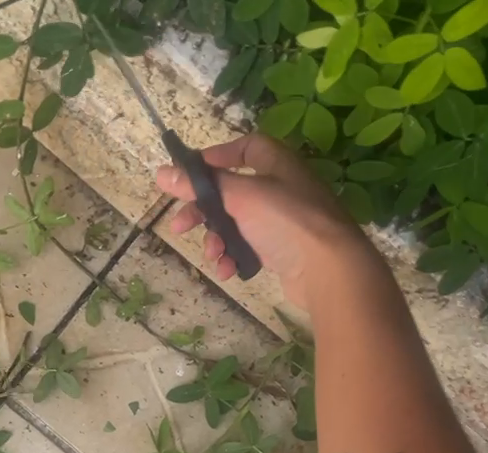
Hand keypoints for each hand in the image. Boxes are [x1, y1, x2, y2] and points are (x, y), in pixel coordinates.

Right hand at [154, 134, 373, 312]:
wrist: (326, 266)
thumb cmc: (285, 220)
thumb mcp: (239, 197)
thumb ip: (200, 186)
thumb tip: (161, 173)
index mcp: (276, 165)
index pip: (246, 147)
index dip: (217, 157)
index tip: (190, 175)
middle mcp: (279, 188)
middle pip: (230, 192)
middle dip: (203, 211)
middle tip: (180, 227)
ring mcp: (280, 220)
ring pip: (235, 224)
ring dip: (216, 240)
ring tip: (213, 256)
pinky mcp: (280, 248)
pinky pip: (247, 248)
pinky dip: (233, 257)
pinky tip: (228, 270)